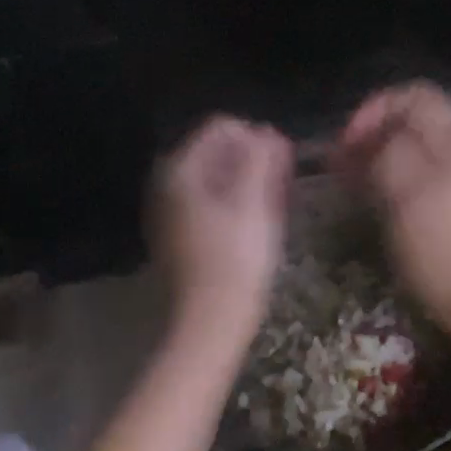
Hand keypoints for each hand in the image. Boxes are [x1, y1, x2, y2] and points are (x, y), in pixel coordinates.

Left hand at [150, 116, 292, 342]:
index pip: (221, 127)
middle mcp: (166, 185)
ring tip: (276, 201)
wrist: (210, 323)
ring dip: (248, 181)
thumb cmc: (236, 258)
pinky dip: (235, 202)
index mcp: (179, 170)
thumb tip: (266, 131)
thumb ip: (261, 157)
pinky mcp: (179, 236)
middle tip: (283, 182)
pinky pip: (210, 202)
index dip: (257, 136)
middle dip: (253, 159)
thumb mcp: (255, 200)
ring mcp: (169, 212)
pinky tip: (258, 220)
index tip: (284, 160)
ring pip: (216, 178)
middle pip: (216, 152)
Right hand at [337, 82, 450, 337]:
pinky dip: (384, 171)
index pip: (415, 95)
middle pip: (409, 119)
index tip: (350, 137)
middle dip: (370, 130)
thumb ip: (389, 152)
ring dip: (373, 152)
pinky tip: (362, 190)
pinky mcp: (444, 201)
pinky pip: (410, 170)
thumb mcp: (406, 193)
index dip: (378, 106)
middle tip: (338, 156)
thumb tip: (372, 137)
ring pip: (406, 145)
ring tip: (342, 172)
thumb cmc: (439, 247)